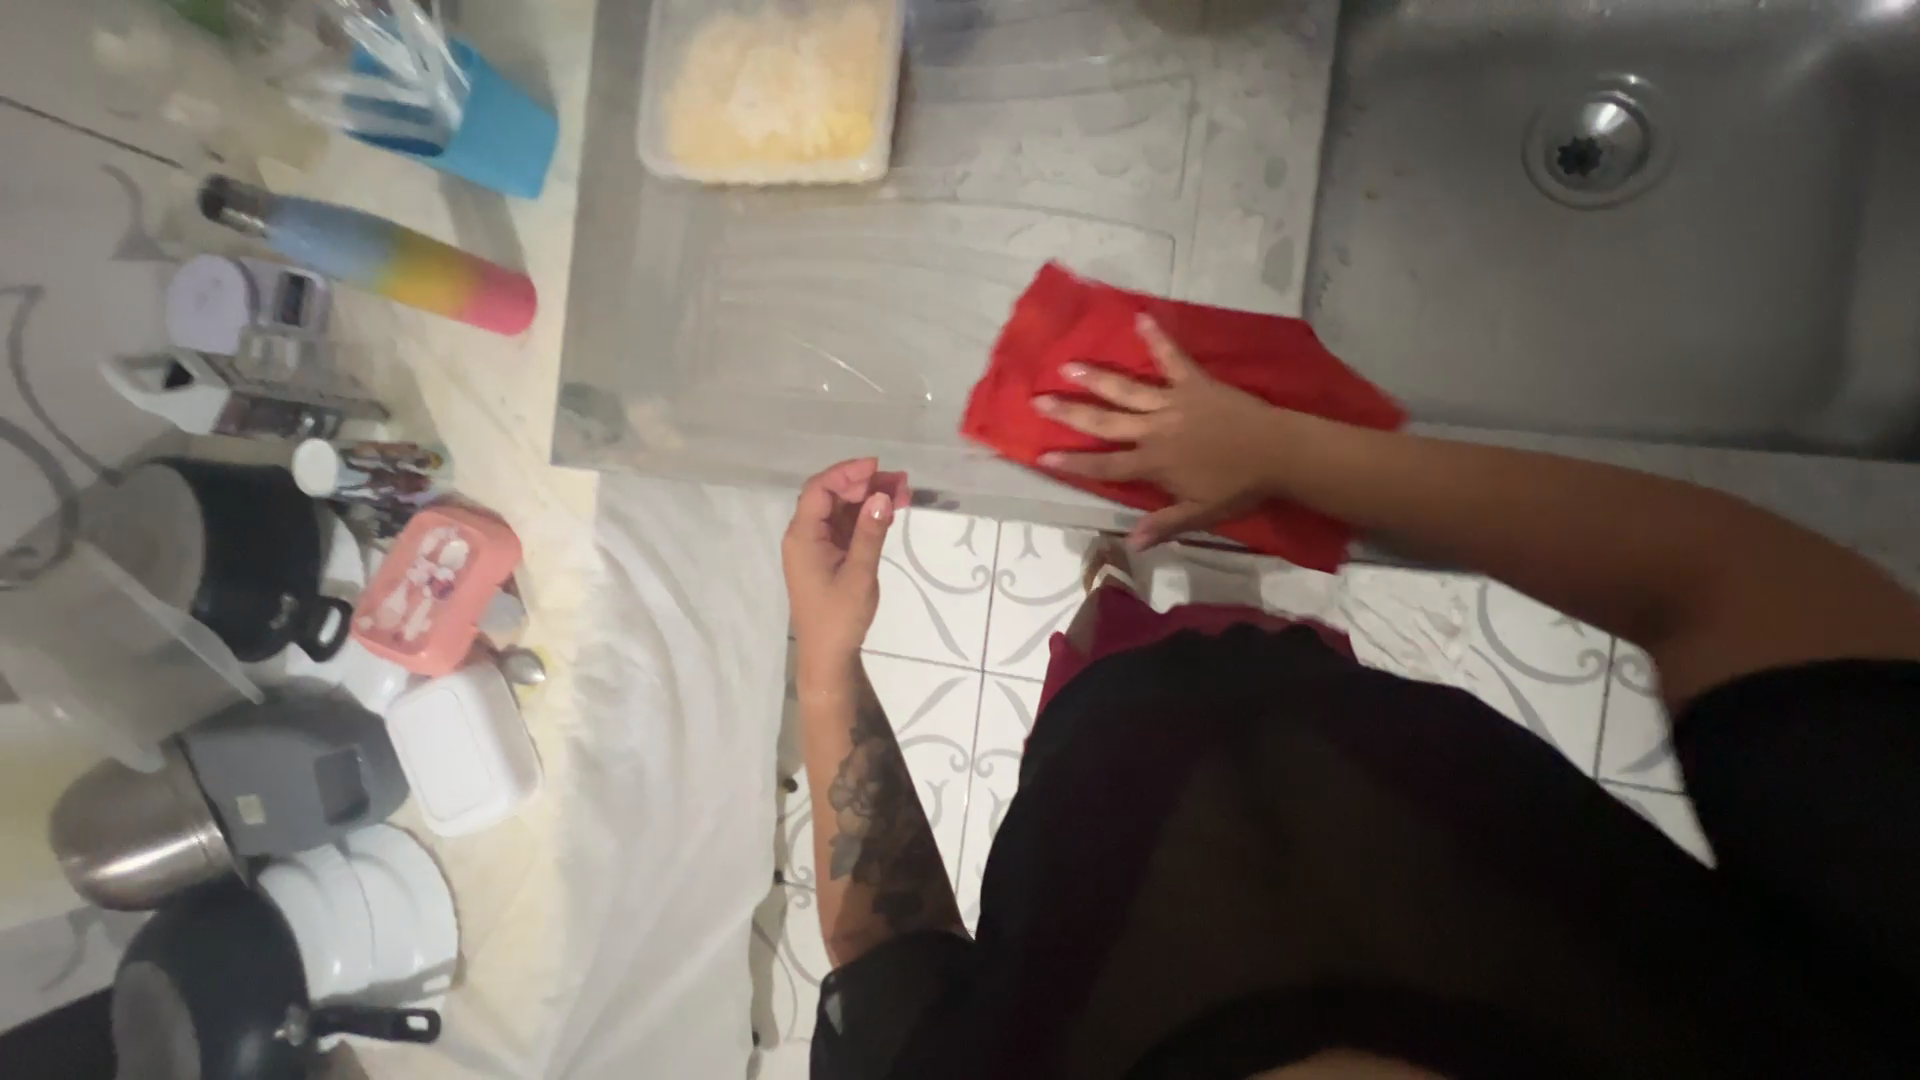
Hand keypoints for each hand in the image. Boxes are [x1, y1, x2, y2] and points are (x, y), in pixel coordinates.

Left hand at [783, 458, 909, 670]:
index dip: (847, 473)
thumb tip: (882, 496)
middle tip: (901, 482)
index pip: (820, 490)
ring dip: (869, 499)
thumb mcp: (859, 573)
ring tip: (904, 493)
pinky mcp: (828, 556)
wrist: (828, 655)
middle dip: (865, 484)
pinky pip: (845, 526)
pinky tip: (890, 512)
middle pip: (831, 496)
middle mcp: (805, 535)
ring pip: (841, 510)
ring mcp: (816, 546)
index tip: (877, 467)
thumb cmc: (839, 616)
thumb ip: (869, 532)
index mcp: (803, 536)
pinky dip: (866, 517)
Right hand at [1035, 313, 1293, 548]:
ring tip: (1069, 365)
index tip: (1042, 456)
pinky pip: (1172, 358)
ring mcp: (1173, 403)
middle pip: (1104, 422)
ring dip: (1097, 378)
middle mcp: (1154, 430)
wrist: (1279, 452)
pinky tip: (1141, 318)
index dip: (1072, 464)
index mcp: (1153, 463)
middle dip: (1069, 413)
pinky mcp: (1195, 383)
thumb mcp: (1200, 514)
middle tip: (1039, 400)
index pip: (1104, 466)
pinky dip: (1158, 339)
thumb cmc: (1239, 486)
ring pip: (1127, 390)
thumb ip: (1164, 524)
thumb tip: (1130, 542)